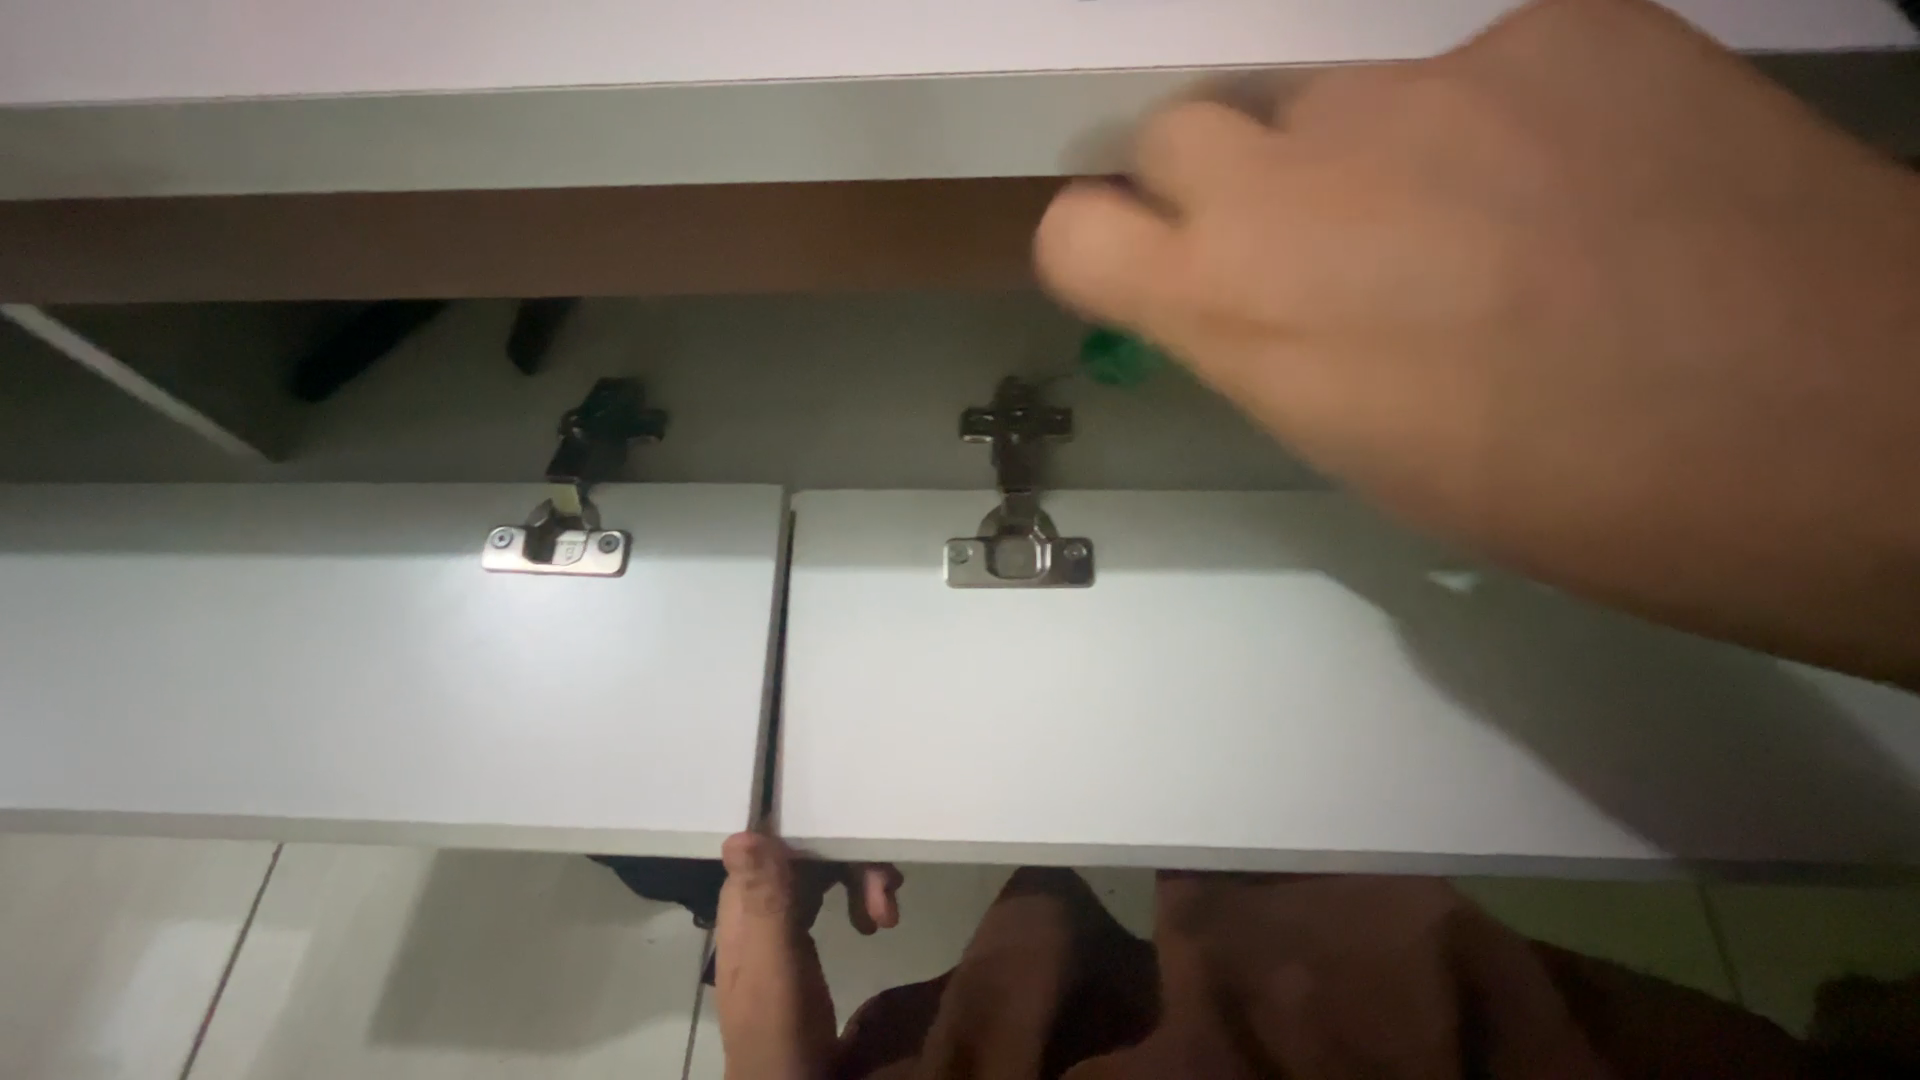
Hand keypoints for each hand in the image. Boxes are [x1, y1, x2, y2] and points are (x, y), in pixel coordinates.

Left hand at [714, 832, 901, 1079]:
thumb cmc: (779, 1033)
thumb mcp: (776, 966)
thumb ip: (765, 901)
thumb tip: (740, 833)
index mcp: (743, 901)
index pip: (780, 839)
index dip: (821, 835)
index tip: (862, 848)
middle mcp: (757, 901)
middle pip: (808, 852)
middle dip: (854, 864)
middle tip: (889, 898)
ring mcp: (777, 919)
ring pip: (823, 870)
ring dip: (861, 881)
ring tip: (888, 916)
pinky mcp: (797, 936)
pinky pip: (829, 894)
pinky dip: (856, 898)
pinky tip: (873, 924)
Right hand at [1036, 0, 1919, 682]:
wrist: (1817, 430)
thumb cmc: (1534, 489)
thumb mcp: (1337, 438)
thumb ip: (1252, 337)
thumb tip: (1234, 288)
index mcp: (1232, 302)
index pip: (1073, 229)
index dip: (1098, 246)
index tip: (1139, 267)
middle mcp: (1294, 174)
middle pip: (1174, 127)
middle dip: (1207, 182)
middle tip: (1292, 242)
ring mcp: (1424, 83)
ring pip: (1317, 97)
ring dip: (1345, 156)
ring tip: (1450, 223)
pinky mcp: (1555, 23)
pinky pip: (1461, 66)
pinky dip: (1479, 119)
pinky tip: (1560, 185)